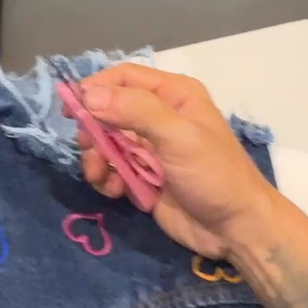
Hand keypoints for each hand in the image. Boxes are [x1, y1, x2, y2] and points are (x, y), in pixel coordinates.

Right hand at [74, 64, 282, 260]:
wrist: (235, 229)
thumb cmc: (213, 175)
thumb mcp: (178, 136)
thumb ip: (135, 111)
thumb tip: (88, 96)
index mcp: (173, 95)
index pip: (123, 78)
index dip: (95, 89)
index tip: (71, 109)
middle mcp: (159, 116)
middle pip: (108, 111)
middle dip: (93, 131)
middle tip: (89, 150)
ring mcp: (150, 148)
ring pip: (105, 143)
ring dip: (97, 160)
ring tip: (102, 178)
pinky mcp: (143, 176)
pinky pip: (112, 169)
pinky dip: (107, 179)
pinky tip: (116, 192)